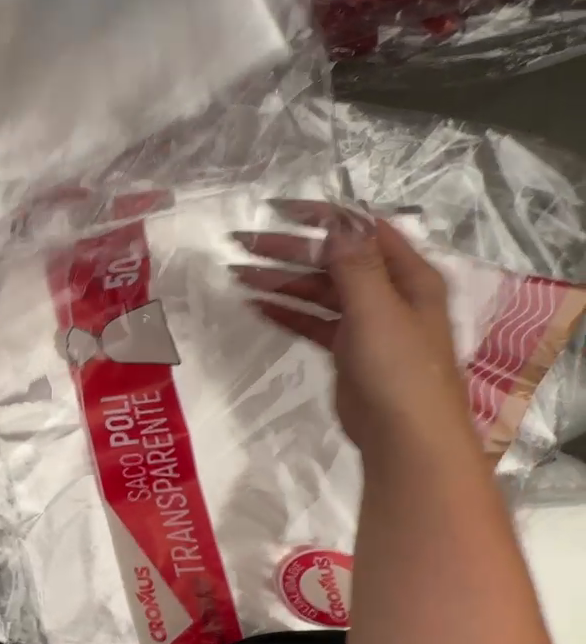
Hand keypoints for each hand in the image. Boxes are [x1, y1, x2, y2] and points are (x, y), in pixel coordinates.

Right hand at [233, 202, 482, 471]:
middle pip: (333, 260)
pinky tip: (254, 305)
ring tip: (236, 274)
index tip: (276, 209)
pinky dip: (284, 310)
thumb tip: (338, 223)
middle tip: (239, 243)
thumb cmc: (398, 370)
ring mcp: (367, 322)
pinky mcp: (345, 347)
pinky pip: (310, 319)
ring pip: (317, 290)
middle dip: (288, 249)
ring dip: (279, 280)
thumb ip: (356, 268)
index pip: (364, 232)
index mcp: (408, 278)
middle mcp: (389, 294)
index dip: (324, 216)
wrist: (406, 434)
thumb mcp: (377, 312)